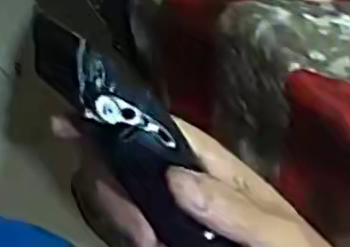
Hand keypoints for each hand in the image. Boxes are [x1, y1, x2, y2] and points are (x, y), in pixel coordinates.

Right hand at [56, 116, 329, 246]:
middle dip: (107, 180)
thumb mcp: (285, 237)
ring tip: (145, 243)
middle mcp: (178, 178)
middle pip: (117, 154)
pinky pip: (122, 225)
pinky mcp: (158, 237)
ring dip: (116, 212)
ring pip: (113, 191)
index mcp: (205, 161)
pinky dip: (122, 231)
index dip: (103, 115)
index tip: (65, 123)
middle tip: (135, 228)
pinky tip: (141, 244)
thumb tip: (173, 179)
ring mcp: (167, 212)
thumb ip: (237, 210)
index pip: (148, 123)